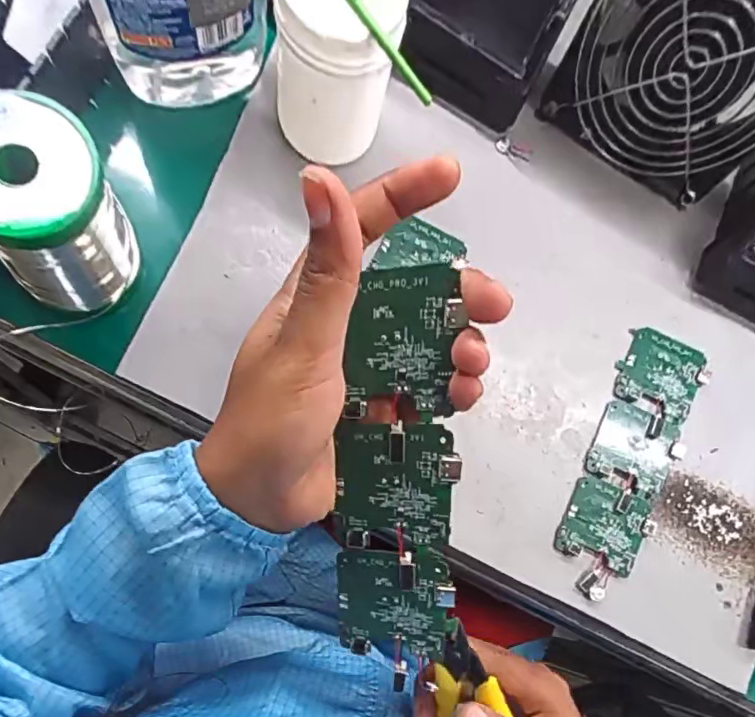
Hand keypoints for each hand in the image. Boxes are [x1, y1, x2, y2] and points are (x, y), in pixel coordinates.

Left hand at [195, 156, 514, 532]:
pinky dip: (443, 391)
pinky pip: (418, 391)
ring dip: (457, 350)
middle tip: (495, 308)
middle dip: (456, 296)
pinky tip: (456, 401)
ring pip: (421, 344)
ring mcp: (357, 373)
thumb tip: (318, 179)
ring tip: (470, 370)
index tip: (449, 176)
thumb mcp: (303, 346)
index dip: (402, 198)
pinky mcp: (370, 413)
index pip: (359, 232)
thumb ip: (326, 273)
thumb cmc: (269, 423)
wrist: (259, 503)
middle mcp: (339, 330)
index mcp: (313, 301)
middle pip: (409, 293)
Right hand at [415, 642, 619, 716]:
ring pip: (463, 678)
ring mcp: (515, 692)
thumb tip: (465, 711)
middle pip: (468, 662)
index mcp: (539, 686)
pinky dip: (448, 710)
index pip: (484, 656)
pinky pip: (467, 695)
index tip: (425, 691)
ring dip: (440, 699)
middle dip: (439, 685)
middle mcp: (526, 679)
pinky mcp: (505, 707)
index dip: (448, 665)